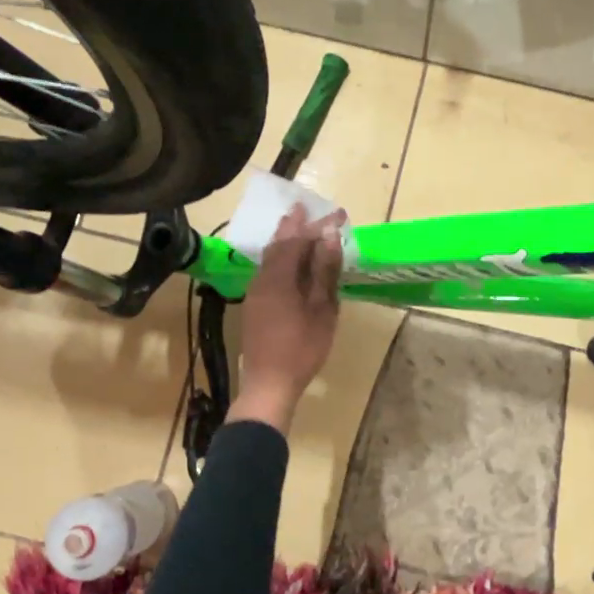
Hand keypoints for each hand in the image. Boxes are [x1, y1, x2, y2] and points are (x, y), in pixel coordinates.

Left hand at [229, 206, 345, 432]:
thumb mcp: (322, 310)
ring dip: (285, 240)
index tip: (338, 214)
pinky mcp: (255, 306)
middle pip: (278, 244)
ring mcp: (255, 293)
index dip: (317, 225)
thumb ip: (324, 272)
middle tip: (307, 208)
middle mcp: (262, 279)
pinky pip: (267, 271)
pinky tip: (289, 262)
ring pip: (270, 257)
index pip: (298, 240)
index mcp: (279, 277)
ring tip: (298, 227)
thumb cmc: (302, 349)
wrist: (269, 384)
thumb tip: (329, 236)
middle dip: (295, 225)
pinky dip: (281, 258)